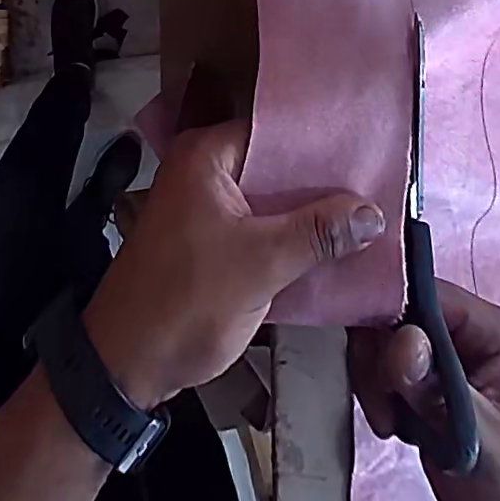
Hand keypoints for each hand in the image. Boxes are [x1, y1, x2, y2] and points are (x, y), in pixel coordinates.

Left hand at [81, 120, 386, 407]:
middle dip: (321, 179)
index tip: (366, 148)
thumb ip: (318, 233)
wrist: (124, 370)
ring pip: (271, 196)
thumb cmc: (184, 302)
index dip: (321, 140)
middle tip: (375, 181)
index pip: (276, 130)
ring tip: (363, 208)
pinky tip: (331, 241)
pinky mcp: (211, 237)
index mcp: (206, 154)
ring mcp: (206, 204)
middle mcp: (204, 169)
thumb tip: (373, 213)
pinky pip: (261, 222)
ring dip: (309, 210)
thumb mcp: (260, 263)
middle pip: (276, 163)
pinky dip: (291, 232)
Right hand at [351, 280, 499, 500]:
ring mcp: (448, 352)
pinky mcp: (428, 377)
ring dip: (375, 377)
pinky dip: (377, 390)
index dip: (392, 316)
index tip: (377, 366)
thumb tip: (402, 340)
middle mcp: (469, 331)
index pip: (428, 293)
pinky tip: (394, 425)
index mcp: (494, 330)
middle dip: (380, 358)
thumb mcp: (486, 447)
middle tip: (383, 409)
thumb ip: (442, 393)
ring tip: (391, 424)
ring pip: (386, 335)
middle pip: (400, 310)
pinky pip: (385, 362)